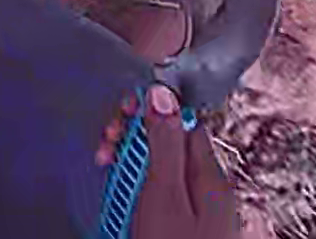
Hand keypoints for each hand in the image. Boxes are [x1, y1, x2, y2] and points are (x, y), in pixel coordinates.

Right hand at [96, 86, 238, 238]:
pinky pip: (156, 188)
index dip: (151, 108)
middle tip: (108, 143)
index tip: (123, 113)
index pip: (182, 119)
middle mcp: (207, 189)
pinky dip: (134, 183)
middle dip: (133, 133)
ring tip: (106, 166)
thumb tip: (163, 90)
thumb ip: (164, 142)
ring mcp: (195, 210)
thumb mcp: (164, 195)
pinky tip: (118, 190)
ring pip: (158, 163)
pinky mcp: (179, 225)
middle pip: (168, 139)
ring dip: (128, 157)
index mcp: (210, 177)